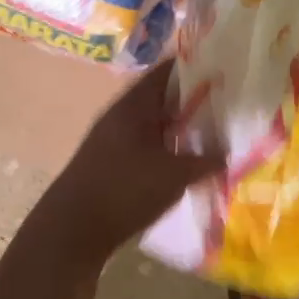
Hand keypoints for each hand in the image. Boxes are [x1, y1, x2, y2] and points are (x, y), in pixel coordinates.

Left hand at [32, 59, 224, 263]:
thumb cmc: (125, 191)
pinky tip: (184, 164)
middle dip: (194, 100)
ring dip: (180, 127)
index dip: (198, 66)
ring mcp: (113, 137)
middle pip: (163, 96)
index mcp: (136, 103)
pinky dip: (166, 147)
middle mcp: (122, 112)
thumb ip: (205, 161)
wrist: (70, 232)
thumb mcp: (174, 176)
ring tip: (212, 135)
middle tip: (228, 106)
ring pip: (154, 122)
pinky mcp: (110, 161)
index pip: (170, 70)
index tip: (226, 69)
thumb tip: (228, 153)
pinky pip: (146, 143)